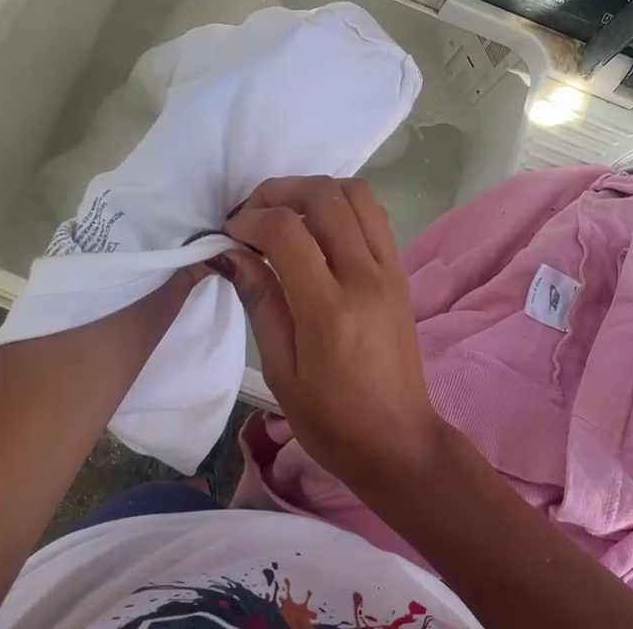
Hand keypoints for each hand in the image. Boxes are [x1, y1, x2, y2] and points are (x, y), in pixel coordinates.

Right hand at [220, 176, 451, 487]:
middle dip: (279, 192)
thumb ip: (260, 302)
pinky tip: (318, 230)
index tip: (230, 234)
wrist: (398, 441)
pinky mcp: (402, 272)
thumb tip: (232, 253)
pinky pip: (375, 215)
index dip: (250, 221)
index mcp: (330, 309)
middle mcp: (365, 277)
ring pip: (357, 193)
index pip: (286, 231)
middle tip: (253, 216)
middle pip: (324, 196)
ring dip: (315, 190)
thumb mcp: (282, 371)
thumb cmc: (331, 421)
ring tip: (285, 214)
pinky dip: (342, 206)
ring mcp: (390, 270)